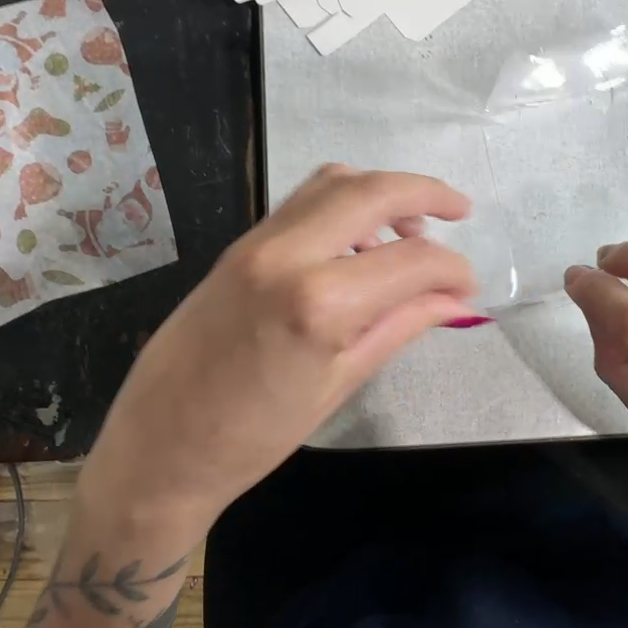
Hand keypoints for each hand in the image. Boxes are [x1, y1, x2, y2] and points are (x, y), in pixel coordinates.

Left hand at [82, 165, 476, 538]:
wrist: (159, 445)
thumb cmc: (254, 436)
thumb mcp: (340, 383)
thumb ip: (401, 326)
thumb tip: (456, 301)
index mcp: (319, 302)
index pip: (409, 260)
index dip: (451, 269)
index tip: (468, 286)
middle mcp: (286, 254)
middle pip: (371, 190)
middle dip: (425, 193)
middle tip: (459, 211)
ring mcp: (256, 242)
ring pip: (332, 182)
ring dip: (380, 191)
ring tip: (409, 228)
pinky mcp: (238, 245)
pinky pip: (301, 202)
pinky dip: (342, 203)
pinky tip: (359, 240)